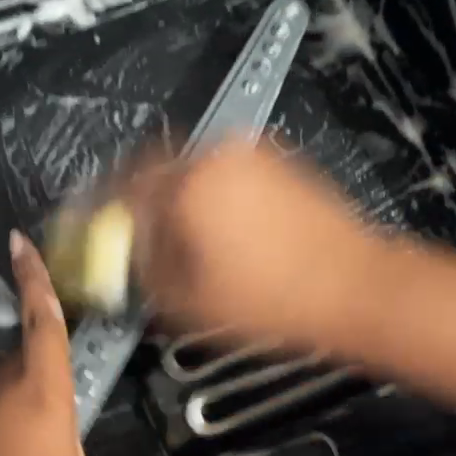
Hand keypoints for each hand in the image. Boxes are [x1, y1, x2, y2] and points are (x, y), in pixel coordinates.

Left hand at [0, 232, 187, 455]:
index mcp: (40, 393)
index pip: (44, 322)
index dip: (34, 279)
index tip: (17, 241)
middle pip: (22, 356)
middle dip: (41, 351)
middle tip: (67, 366)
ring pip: (0, 391)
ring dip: (23, 395)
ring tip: (50, 427)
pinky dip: (3, 430)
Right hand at [122, 143, 383, 350]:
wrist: (358, 290)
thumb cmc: (280, 298)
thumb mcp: (188, 300)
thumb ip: (141, 274)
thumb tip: (123, 262)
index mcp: (190, 183)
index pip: (121, 185)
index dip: (101, 210)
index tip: (96, 226)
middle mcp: (220, 156)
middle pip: (158, 170)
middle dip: (140, 202)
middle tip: (134, 234)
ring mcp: (256, 155)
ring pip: (194, 170)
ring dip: (177, 199)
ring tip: (178, 241)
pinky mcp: (281, 165)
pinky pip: (227, 174)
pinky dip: (211, 197)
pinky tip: (217, 235)